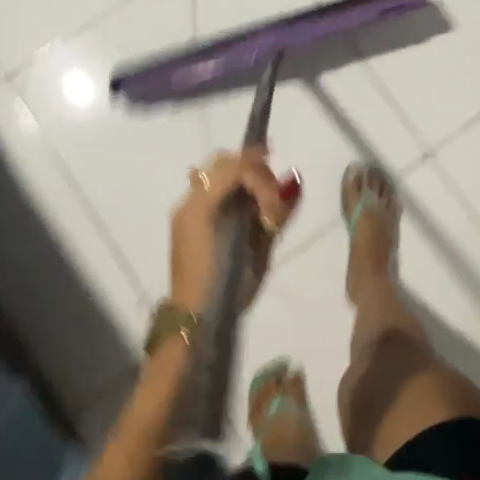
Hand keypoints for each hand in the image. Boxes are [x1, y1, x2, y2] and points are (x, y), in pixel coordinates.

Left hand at [170, 148, 300, 310]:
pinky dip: (230, 189)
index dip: (261, 176)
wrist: (195, 316)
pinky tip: (246, 205)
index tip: (280, 197)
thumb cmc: (228, 284)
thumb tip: (294, 178)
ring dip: (242, 179)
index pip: (235, 169)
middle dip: (253, 172)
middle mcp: (191, 200)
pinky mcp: (187, 219)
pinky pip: (209, 189)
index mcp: (203, 207)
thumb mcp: (258, 250)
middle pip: (223, 163)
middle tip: (273, 197)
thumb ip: (276, 212)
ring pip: (215, 172)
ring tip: (262, 204)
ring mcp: (186, 209)